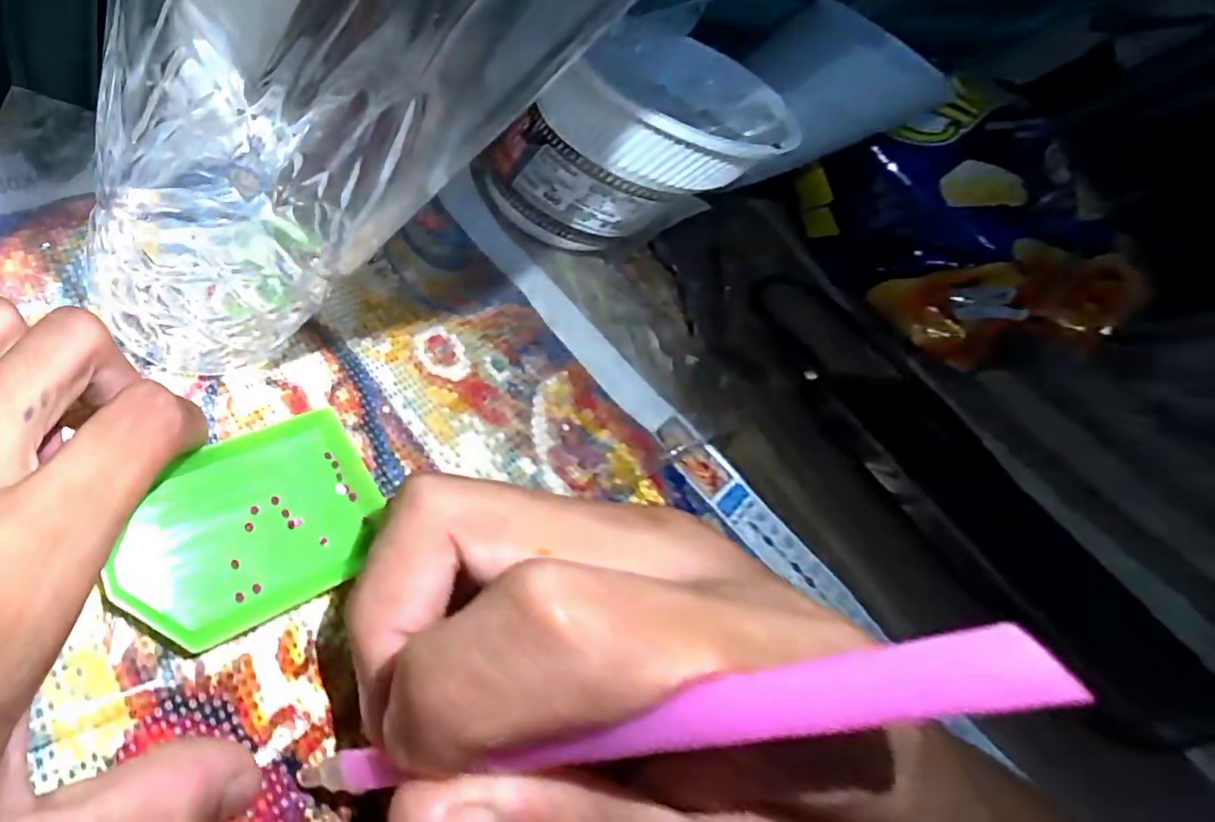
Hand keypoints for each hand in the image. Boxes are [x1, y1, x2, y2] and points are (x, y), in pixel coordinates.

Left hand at [0, 298, 259, 821]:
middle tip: (100, 429)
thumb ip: (141, 802)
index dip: (180, 419)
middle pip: (68, 339)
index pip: (141, 423)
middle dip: (109, 371)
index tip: (177, 444)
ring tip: (8, 426)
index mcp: (15, 565)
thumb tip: (243, 785)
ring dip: (18, 363)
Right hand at [346, 473, 1065, 820]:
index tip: (417, 782)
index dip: (446, 695)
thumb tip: (409, 810)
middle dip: (386, 624)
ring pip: (438, 514)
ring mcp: (619, 526)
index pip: (546, 615)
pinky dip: (429, 607)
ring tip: (431, 708)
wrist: (920, 796)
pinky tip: (472, 679)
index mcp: (743, 646)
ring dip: (398, 613)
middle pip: (447, 515)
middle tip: (404, 731)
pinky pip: (461, 539)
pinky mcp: (589, 534)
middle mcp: (663, 549)